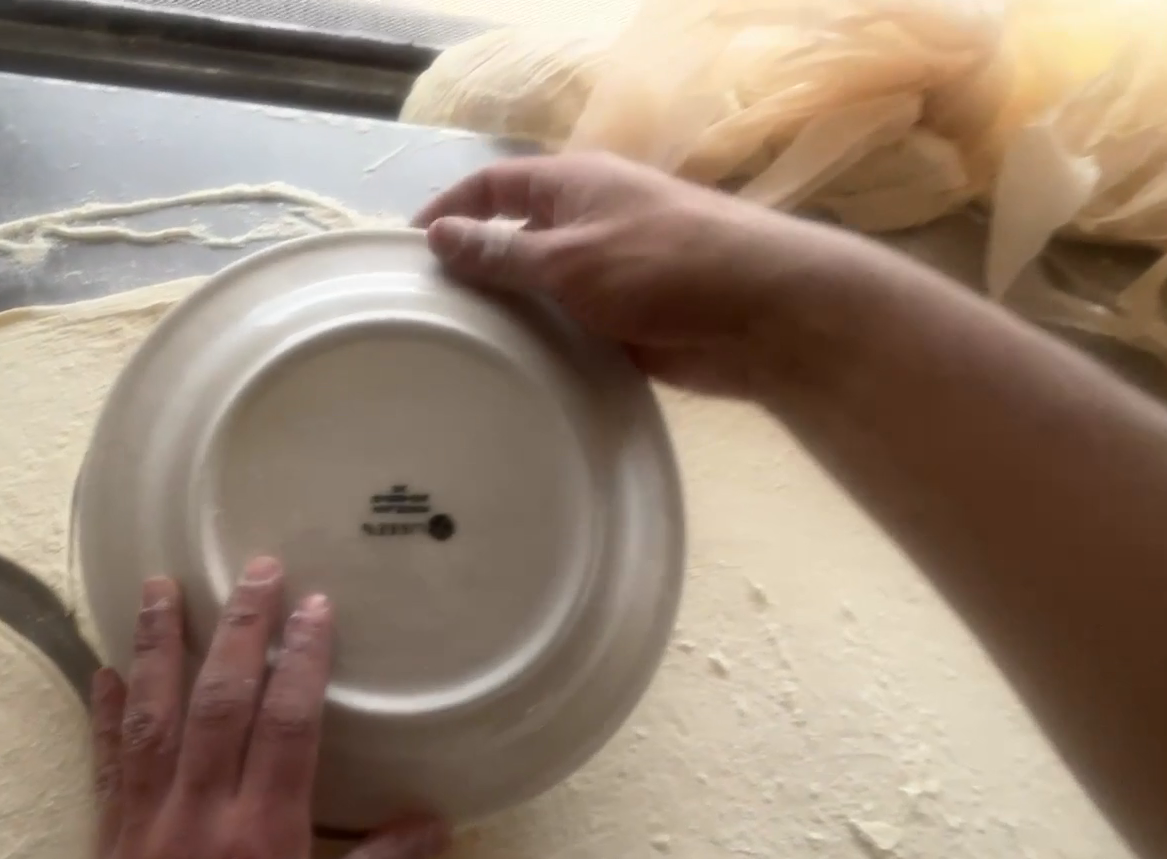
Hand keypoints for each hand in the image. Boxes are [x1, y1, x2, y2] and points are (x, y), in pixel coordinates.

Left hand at [80, 557, 450, 858]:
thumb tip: (434, 823)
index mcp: (260, 850)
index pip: (285, 727)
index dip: (301, 659)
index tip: (313, 606)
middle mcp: (193, 828)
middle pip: (217, 704)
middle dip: (238, 628)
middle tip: (253, 569)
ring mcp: (139, 838)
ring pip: (148, 720)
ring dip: (155, 647)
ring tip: (157, 586)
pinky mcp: (105, 857)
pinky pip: (103, 768)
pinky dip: (103, 712)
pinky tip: (101, 669)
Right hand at [414, 152, 879, 399]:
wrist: (756, 316)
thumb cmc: (661, 266)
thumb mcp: (569, 257)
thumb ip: (501, 251)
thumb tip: (439, 236)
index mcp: (573, 186)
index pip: (494, 184)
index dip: (450, 208)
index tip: (410, 247)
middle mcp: (584, 222)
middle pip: (511, 235)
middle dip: (470, 264)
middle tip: (425, 307)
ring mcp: (601, 271)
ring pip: (534, 285)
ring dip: (502, 308)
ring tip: (455, 342)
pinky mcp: (615, 316)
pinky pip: (559, 322)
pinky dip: (534, 339)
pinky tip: (505, 366)